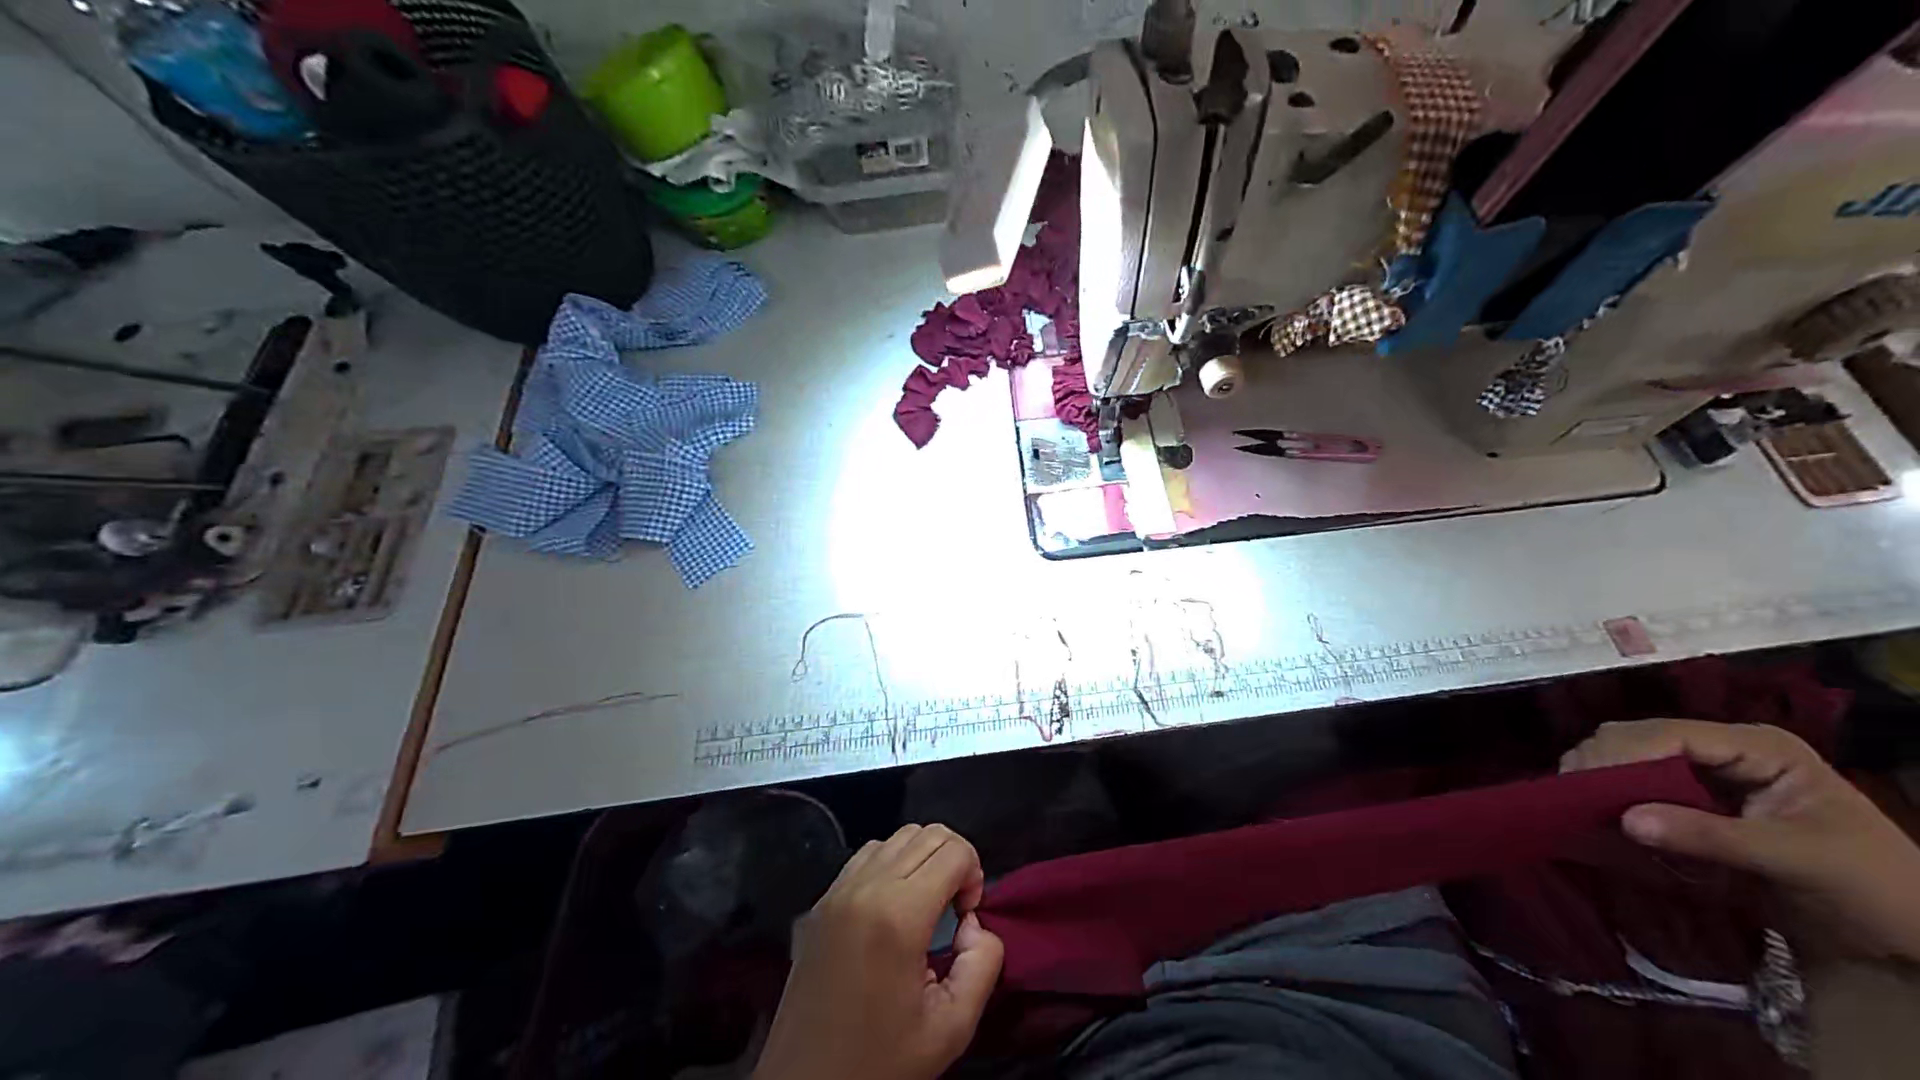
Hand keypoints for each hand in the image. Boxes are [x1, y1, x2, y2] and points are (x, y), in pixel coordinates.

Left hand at [753, 824, 1003, 1079]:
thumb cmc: (880, 1062)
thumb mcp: (952, 1027)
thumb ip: (982, 963)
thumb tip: (974, 924)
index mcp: (898, 914)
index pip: (954, 850)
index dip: (975, 875)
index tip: (968, 917)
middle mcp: (866, 888)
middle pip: (928, 833)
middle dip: (954, 862)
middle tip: (954, 910)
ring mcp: (838, 890)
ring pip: (897, 837)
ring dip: (923, 859)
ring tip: (926, 907)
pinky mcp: (821, 901)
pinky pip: (867, 855)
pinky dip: (892, 864)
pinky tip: (893, 908)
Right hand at [1561, 719, 1919, 961]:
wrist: (1905, 939)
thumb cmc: (1872, 889)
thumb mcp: (1801, 861)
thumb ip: (1712, 837)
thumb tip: (1624, 819)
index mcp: (1758, 747)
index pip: (1667, 734)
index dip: (1620, 754)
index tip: (1581, 783)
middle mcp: (1724, 749)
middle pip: (1636, 738)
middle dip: (1600, 763)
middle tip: (1569, 797)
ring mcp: (1706, 773)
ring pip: (1627, 758)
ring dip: (1600, 780)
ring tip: (1576, 806)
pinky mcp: (1691, 800)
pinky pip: (1636, 786)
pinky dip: (1611, 798)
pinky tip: (1596, 815)